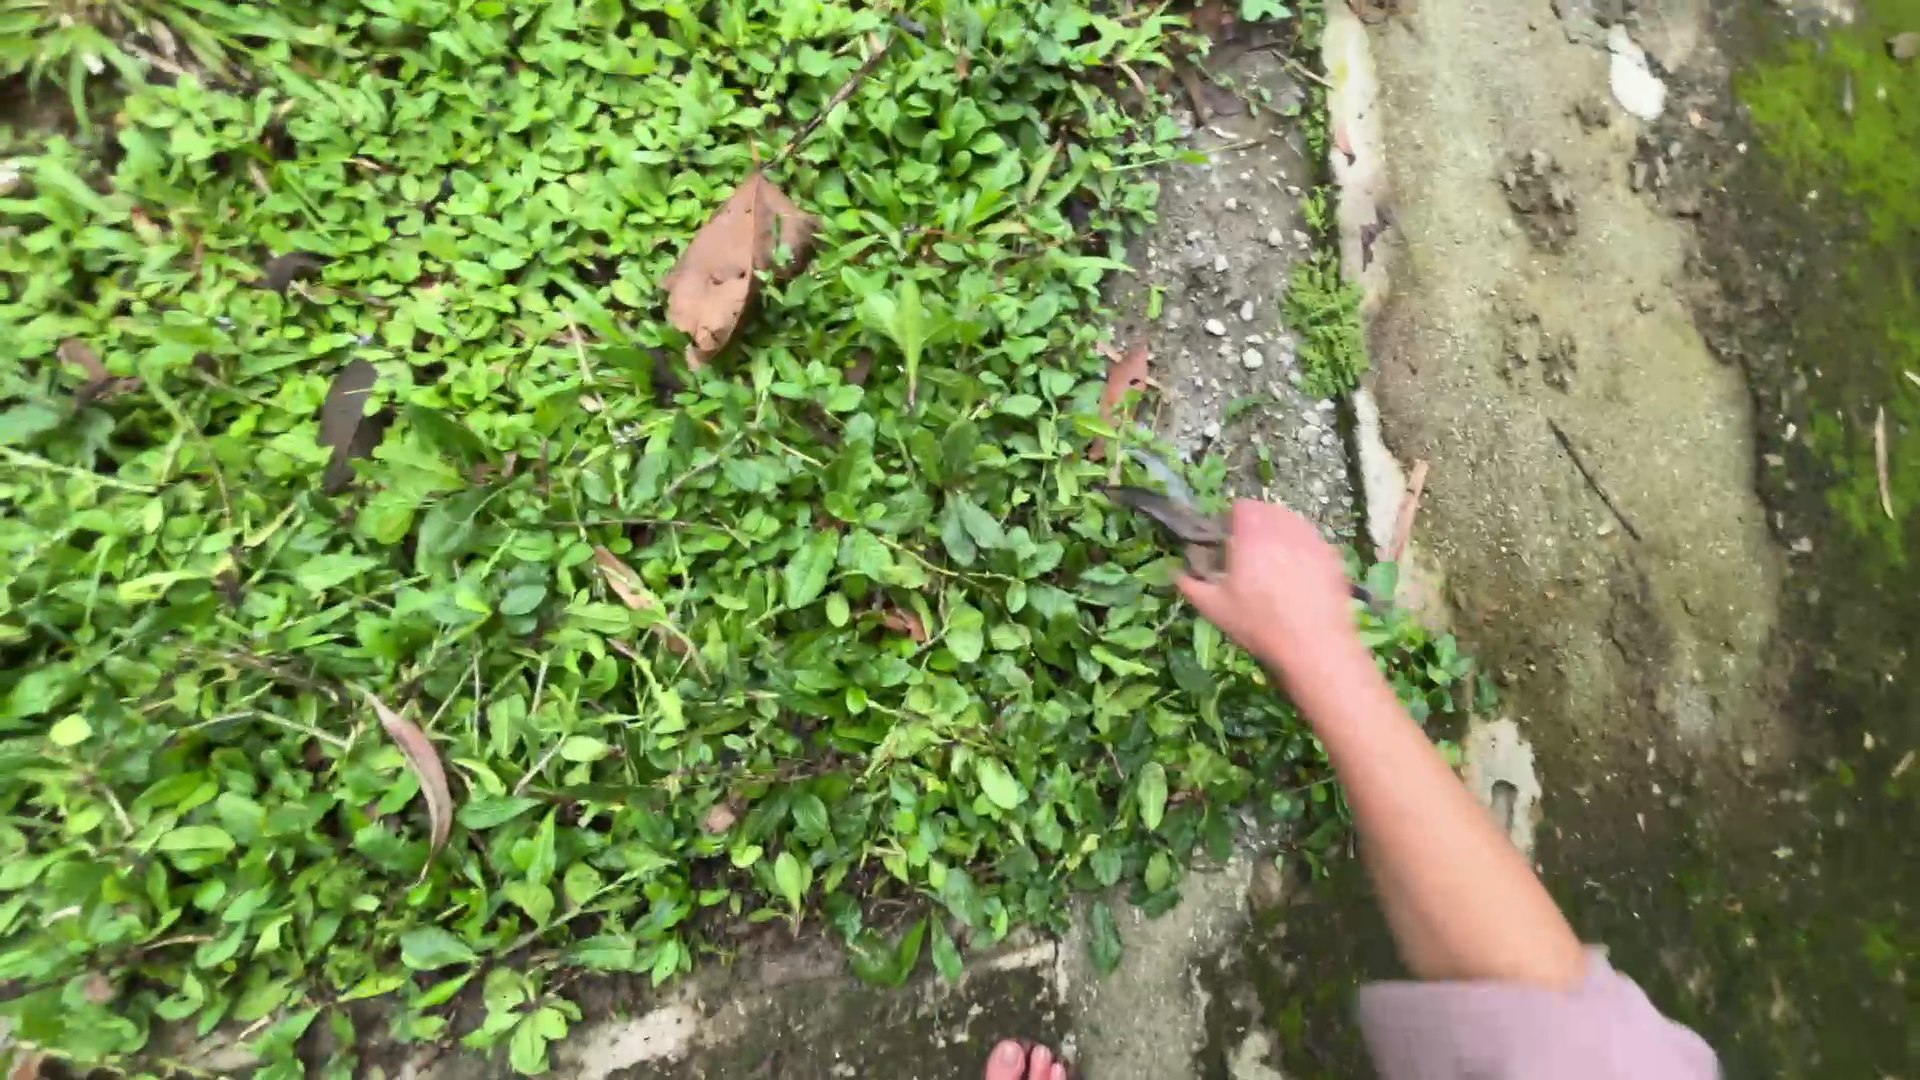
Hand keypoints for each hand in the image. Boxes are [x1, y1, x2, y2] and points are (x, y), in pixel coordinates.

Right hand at [1177, 500, 1364, 686]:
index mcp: (1252, 535)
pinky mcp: (1333, 557)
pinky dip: (1300, 547)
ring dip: (1278, 531)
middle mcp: (1284, 529)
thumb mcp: (1214, 608)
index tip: (1225, 538)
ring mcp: (1312, 541)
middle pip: (1267, 510)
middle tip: (1245, 549)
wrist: (1314, 646)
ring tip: (1271, 559)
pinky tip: (1295, 573)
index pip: (1241, 506)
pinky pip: (1311, 540)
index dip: (1230, 518)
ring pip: (1292, 522)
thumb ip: (1190, 584)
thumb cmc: (1258, 623)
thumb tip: (1175, 570)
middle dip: (1254, 523)